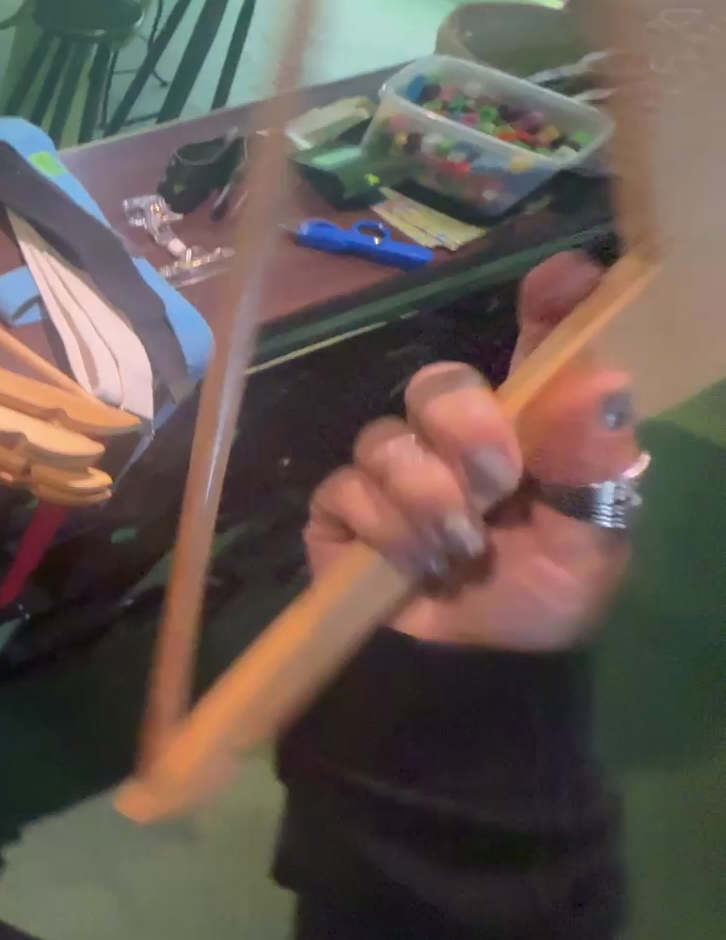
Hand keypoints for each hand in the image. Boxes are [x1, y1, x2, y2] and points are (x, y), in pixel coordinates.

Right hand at [305, 251, 636, 651]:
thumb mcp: (592, 544)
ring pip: (384, 440)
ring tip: (456, 549)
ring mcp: (390, 468)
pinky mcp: (339, 501)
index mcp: (531, 437)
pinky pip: (347, 488)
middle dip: (464, 428)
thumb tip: (600, 381)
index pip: (536, 357)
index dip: (548, 310)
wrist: (459, 663)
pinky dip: (385, 528)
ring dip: (426, 498)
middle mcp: (456, 441)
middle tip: (494, 481)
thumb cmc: (537, 601)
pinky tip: (413, 561)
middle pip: (436, 384)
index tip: (563, 275)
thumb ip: (593, 466)